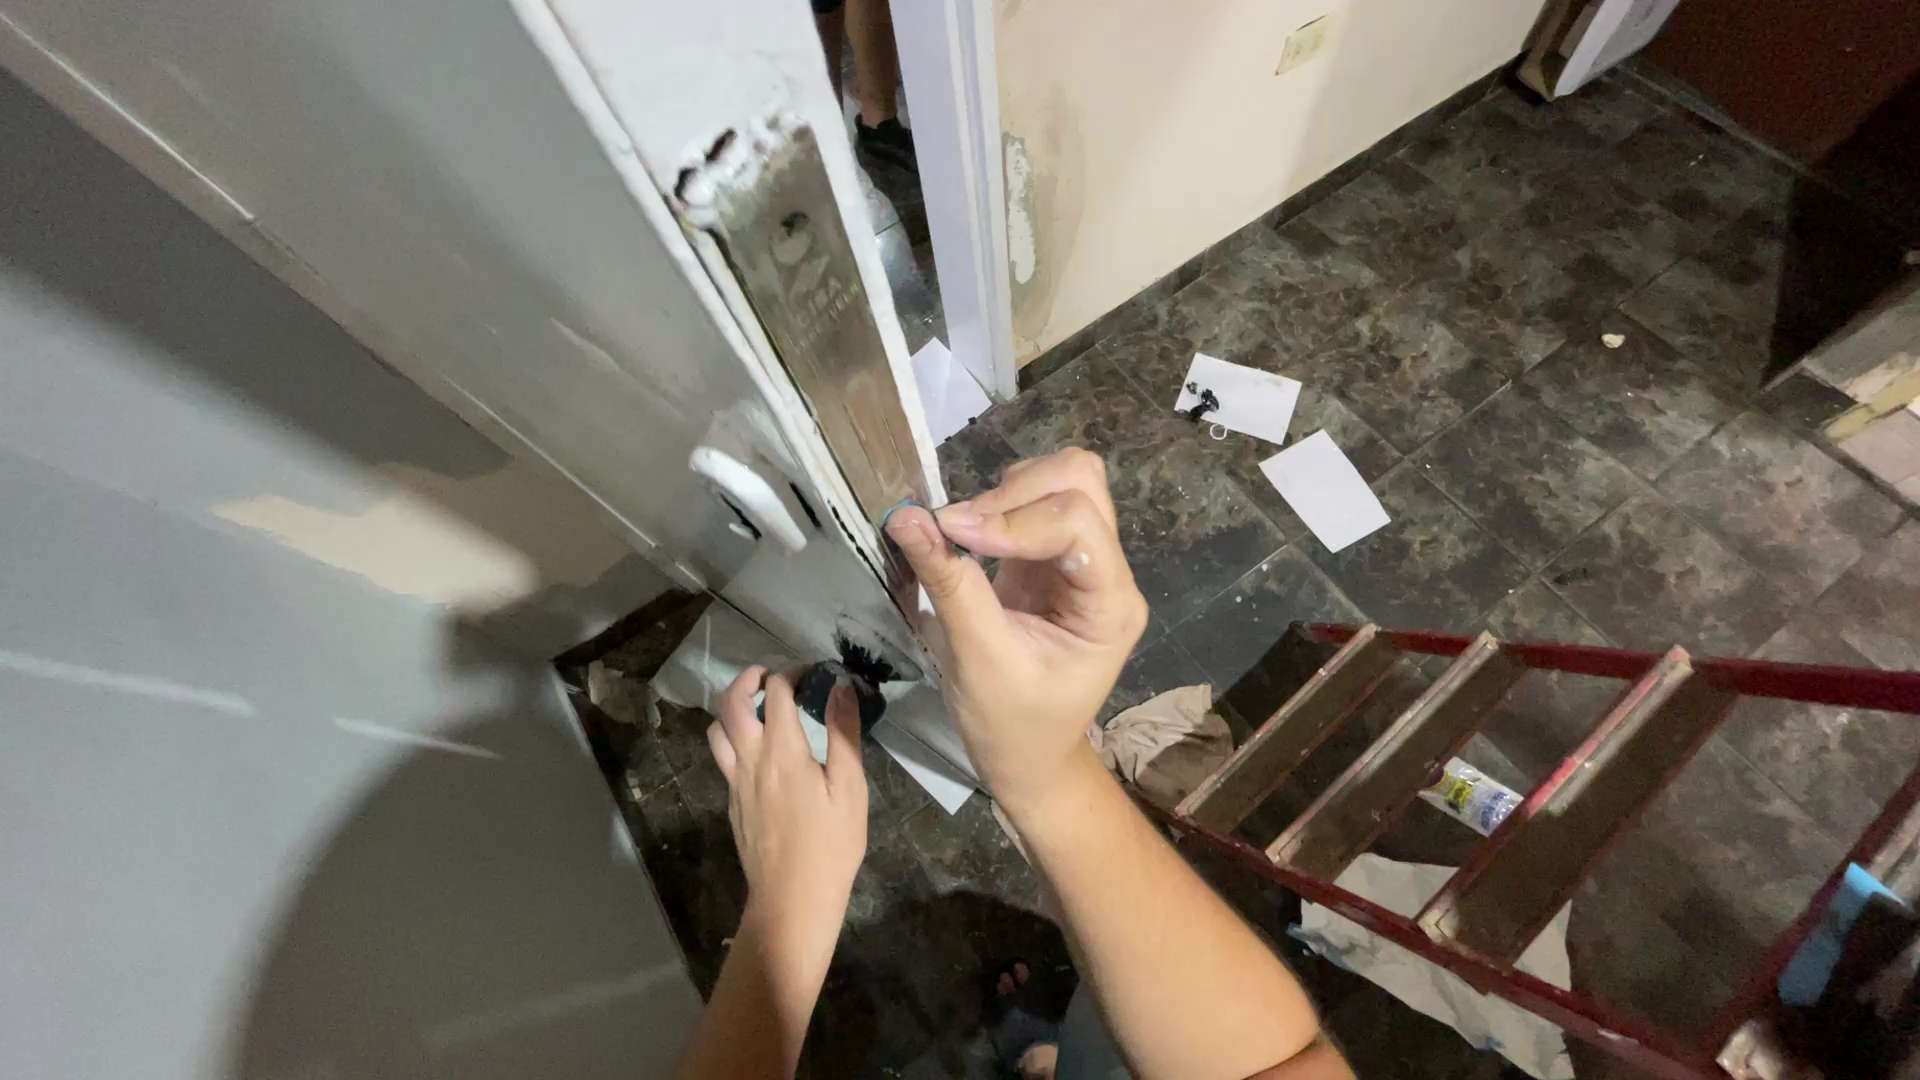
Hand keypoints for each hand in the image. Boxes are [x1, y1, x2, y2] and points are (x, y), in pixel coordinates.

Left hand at [708, 667, 867, 951]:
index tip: (815, 674)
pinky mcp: (732, 802)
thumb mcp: (850, 787)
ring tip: (756, 705)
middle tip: (770, 674)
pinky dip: (731, 737)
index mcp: (783, 751)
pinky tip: (756, 748)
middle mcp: (751, 760)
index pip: (776, 692)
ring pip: (716, 730)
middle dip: (748, 678)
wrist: (792, 899)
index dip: (793, 673)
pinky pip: (722, 756)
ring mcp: (735, 782)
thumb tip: (839, 687)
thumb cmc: (831, 844)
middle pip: (732, 704)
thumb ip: (843, 733)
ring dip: (732, 707)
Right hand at [884, 448, 1148, 811]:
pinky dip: (999, 505)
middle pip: (1080, 483)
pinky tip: (970, 533)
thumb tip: (905, 518)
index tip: (949, 531)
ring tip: (962, 530)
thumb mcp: (978, 659)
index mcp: (1111, 605)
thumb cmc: (1012, 725)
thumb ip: (949, 584)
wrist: (1026, 756)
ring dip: (1008, 493)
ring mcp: (1083, 561)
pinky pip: (1036, 503)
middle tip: (957, 526)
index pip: (1076, 523)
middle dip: (1014, 494)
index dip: (1011, 520)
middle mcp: (1109, 572)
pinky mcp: (1053, 559)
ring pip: (1063, 482)